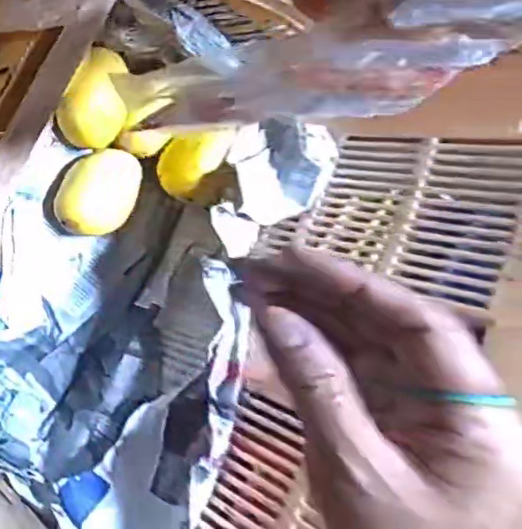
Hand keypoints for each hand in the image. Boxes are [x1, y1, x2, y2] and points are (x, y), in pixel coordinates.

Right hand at [241, 247, 521, 528]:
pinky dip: (304, 336)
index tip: (291, 258)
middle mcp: (454, 403)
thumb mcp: (356, 465)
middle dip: (320, 290)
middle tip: (252, 268)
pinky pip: (348, 364)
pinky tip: (266, 318)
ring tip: (249, 285)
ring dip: (306, 308)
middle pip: (391, 328)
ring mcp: (421, 411)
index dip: (359, 285)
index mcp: (473, 416)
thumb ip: (317, 386)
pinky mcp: (390, 419)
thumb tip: (271, 312)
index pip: (426, 328)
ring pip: (364, 340)